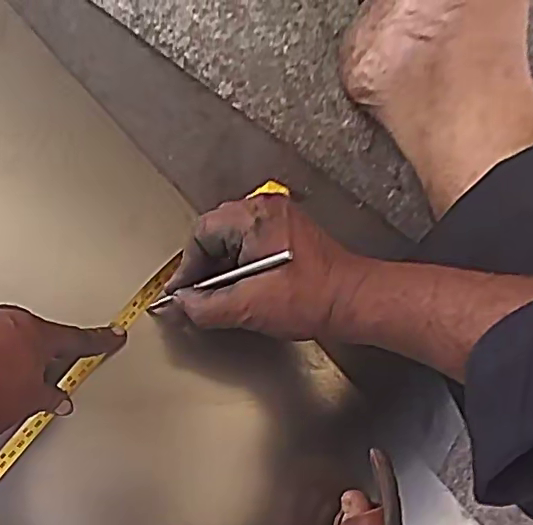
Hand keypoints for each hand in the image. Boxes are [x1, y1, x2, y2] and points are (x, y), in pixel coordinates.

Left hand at [0, 304, 125, 442]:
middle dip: (38, 360)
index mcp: (31, 332)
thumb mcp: (26, 405)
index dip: (97, 342)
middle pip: (32, 336)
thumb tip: (55, 398)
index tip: (111, 337)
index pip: (75, 338)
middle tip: (39, 387)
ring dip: (2, 361)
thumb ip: (47, 397)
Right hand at [160, 195, 365, 339]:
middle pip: (214, 235)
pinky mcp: (286, 236)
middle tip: (197, 296)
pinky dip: (236, 269)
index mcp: (256, 217)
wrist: (349, 301)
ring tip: (219, 297)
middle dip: (202, 268)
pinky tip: (239, 291)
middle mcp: (267, 210)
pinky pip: (248, 247)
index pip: (201, 234)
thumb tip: (183, 304)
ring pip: (231, 242)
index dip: (187, 267)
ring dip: (219, 270)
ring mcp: (278, 221)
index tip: (182, 291)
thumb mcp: (248, 307)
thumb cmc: (312, 297)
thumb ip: (206, 306)